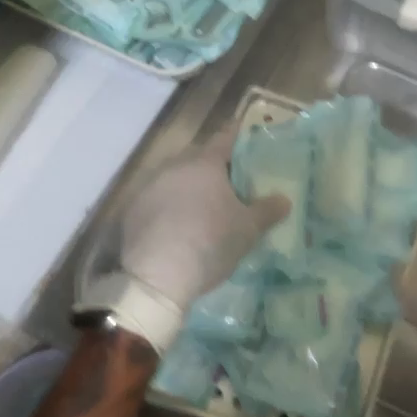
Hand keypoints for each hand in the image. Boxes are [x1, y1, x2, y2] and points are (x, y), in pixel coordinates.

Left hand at [94, 127, 288, 352]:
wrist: (155, 279)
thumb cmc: (209, 243)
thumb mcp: (248, 230)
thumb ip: (268, 210)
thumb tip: (284, 200)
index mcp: (204, 163)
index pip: (226, 137)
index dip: (239, 137)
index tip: (249, 140)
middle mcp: (174, 166)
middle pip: (199, 157)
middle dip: (216, 167)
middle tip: (234, 183)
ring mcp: (149, 186)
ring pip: (177, 178)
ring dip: (191, 187)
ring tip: (207, 208)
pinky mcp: (132, 210)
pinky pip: (159, 199)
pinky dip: (171, 206)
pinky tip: (180, 227)